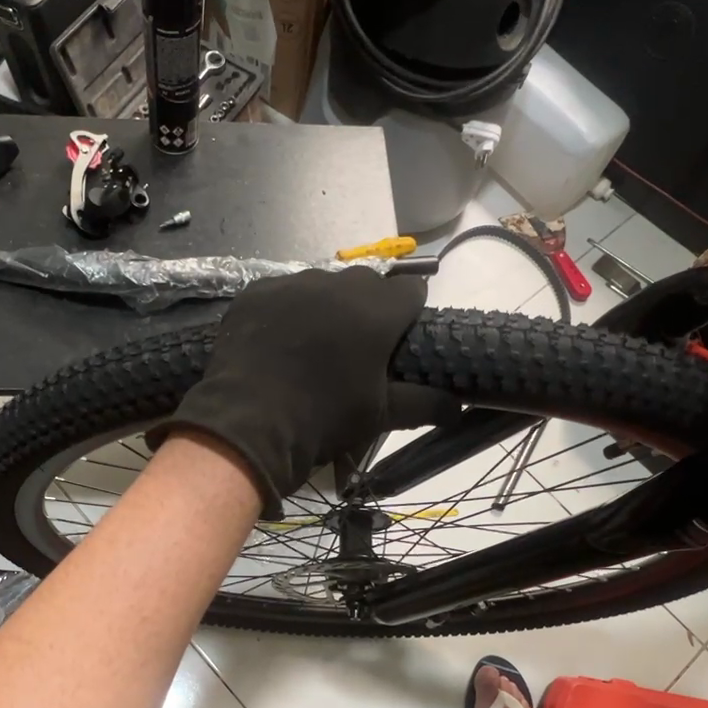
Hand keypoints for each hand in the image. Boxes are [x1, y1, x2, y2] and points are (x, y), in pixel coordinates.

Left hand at [150, 267, 456, 518]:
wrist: (249, 423)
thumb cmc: (324, 419)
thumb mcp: (380, 416)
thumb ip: (423, 403)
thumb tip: (459, 406)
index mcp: (377, 310)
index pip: (411, 292)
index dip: (409, 315)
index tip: (399, 340)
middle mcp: (338, 284)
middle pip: (366, 285)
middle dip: (368, 308)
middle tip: (356, 347)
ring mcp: (292, 283)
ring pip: (322, 285)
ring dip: (326, 306)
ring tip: (313, 344)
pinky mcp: (256, 292)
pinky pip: (282, 292)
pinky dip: (287, 310)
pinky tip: (278, 340)